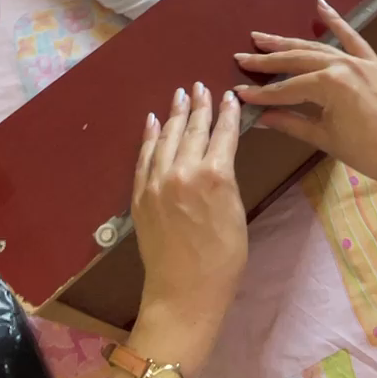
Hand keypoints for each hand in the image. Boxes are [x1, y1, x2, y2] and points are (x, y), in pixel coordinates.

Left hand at [129, 83, 246, 374]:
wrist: (185, 291)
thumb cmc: (224, 259)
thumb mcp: (236, 212)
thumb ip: (225, 180)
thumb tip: (219, 159)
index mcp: (216, 175)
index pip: (223, 134)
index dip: (227, 113)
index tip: (229, 96)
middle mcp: (184, 170)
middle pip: (194, 129)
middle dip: (199, 106)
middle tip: (200, 86)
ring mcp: (158, 181)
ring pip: (167, 138)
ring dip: (175, 114)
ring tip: (180, 95)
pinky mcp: (140, 194)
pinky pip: (145, 157)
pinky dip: (150, 137)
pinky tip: (154, 122)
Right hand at [233, 0, 376, 191]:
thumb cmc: (367, 153)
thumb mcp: (325, 138)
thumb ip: (291, 123)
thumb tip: (260, 117)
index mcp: (329, 84)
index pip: (286, 88)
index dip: (261, 93)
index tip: (238, 93)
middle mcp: (342, 65)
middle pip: (297, 60)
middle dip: (268, 60)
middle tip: (242, 57)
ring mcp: (359, 61)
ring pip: (317, 47)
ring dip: (289, 42)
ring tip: (263, 38)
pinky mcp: (373, 63)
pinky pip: (353, 38)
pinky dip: (337, 21)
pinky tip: (320, 5)